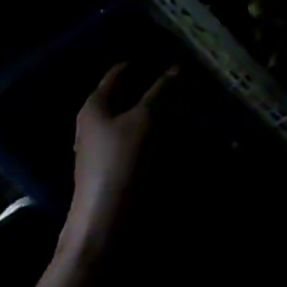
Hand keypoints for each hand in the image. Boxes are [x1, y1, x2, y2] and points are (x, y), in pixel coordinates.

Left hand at [67, 63, 178, 243]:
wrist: (107, 230)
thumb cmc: (123, 166)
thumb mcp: (145, 122)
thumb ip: (160, 93)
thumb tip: (176, 68)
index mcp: (95, 106)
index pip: (119, 73)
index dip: (142, 63)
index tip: (169, 56)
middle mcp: (96, 124)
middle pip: (129, 98)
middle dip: (157, 91)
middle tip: (188, 84)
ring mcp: (106, 151)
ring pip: (138, 123)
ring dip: (163, 117)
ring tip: (191, 112)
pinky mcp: (119, 172)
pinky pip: (143, 147)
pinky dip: (161, 141)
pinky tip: (182, 142)